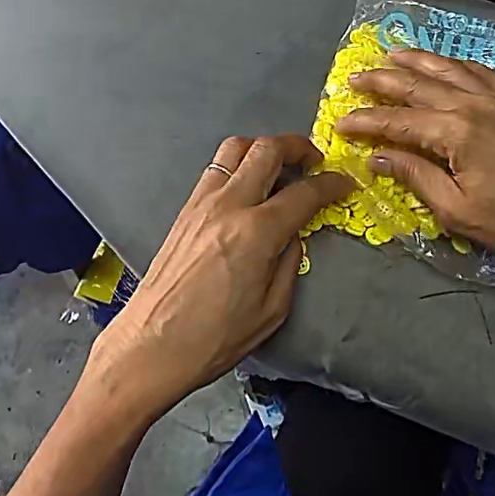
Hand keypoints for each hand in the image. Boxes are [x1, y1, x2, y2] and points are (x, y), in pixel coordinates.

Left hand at [86, 135, 353, 416]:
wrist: (149, 349)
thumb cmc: (215, 338)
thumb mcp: (273, 309)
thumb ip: (291, 262)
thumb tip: (294, 234)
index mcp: (258, 232)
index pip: (306, 192)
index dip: (331, 184)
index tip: (344, 183)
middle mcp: (230, 205)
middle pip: (268, 149)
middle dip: (298, 146)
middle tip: (313, 160)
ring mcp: (203, 203)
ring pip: (236, 147)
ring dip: (263, 148)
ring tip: (278, 166)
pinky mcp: (185, 209)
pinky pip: (216, 168)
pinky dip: (239, 164)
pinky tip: (247, 187)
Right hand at [336, 50, 494, 297]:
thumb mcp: (457, 211)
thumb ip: (416, 177)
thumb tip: (378, 156)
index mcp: (456, 131)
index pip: (398, 121)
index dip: (366, 121)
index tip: (339, 121)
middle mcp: (475, 104)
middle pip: (419, 85)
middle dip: (383, 80)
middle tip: (353, 78)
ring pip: (450, 70)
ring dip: (418, 61)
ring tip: (391, 54)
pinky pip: (481, 73)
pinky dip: (458, 65)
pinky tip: (449, 66)